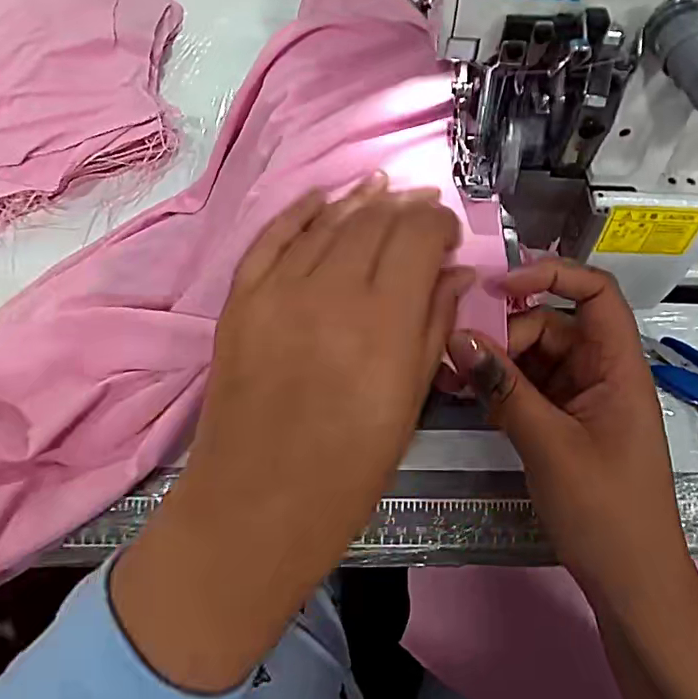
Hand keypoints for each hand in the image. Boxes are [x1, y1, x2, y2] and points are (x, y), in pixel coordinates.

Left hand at [114, 175, 474, 691]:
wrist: (254, 508)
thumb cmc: (350, 470)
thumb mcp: (411, 400)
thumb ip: (436, 323)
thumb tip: (457, 271)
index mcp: (384, 321)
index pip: (418, 235)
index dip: (439, 223)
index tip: (447, 235)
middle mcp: (330, 290)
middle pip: (375, 220)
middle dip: (406, 210)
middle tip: (422, 214)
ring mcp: (277, 290)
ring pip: (327, 221)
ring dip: (361, 202)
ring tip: (384, 190)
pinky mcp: (240, 298)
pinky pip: (272, 236)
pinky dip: (300, 211)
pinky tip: (323, 197)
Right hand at [449, 260, 697, 698]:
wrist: (632, 586)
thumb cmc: (605, 512)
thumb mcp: (549, 446)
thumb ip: (503, 388)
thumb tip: (458, 337)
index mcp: (618, 365)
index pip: (595, 292)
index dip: (552, 274)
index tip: (500, 285)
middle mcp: (601, 371)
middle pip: (550, 324)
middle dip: (505, 334)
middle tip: (458, 355)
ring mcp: (582, 397)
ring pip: (534, 356)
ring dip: (496, 362)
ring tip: (451, 378)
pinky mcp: (566, 421)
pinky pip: (530, 387)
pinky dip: (501, 388)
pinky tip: (468, 397)